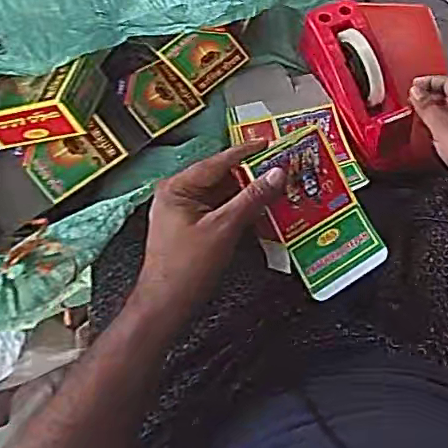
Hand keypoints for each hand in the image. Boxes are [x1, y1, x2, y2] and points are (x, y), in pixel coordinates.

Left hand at [127, 143, 287, 318]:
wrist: (166, 304)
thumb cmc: (186, 268)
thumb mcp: (224, 228)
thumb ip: (252, 198)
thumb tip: (276, 174)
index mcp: (178, 187)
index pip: (218, 161)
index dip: (247, 152)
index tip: (271, 143)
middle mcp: (178, 193)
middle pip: (222, 176)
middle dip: (251, 173)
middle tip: (280, 167)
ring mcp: (184, 210)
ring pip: (223, 193)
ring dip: (248, 192)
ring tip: (276, 186)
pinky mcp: (193, 226)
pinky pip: (221, 209)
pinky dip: (240, 208)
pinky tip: (261, 209)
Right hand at [410, 76, 447, 203]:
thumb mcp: (441, 126)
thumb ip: (426, 106)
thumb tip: (416, 92)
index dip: (429, 81)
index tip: (415, 85)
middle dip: (431, 96)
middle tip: (414, 99)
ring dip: (436, 111)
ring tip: (420, 114)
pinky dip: (442, 125)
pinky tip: (432, 133)